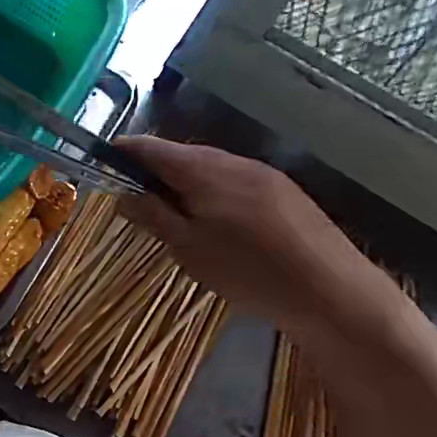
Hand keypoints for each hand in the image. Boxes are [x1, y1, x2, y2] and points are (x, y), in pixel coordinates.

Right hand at [116, 137, 411, 334]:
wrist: (330, 290)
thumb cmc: (248, 271)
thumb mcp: (189, 249)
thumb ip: (154, 216)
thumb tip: (124, 194)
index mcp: (204, 169)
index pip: (153, 147)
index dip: (126, 153)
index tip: (106, 163)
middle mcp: (234, 160)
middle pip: (183, 156)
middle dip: (157, 171)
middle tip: (138, 200)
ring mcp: (264, 174)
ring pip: (212, 169)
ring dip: (187, 183)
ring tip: (176, 216)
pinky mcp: (285, 192)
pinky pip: (236, 182)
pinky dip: (215, 193)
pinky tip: (219, 224)